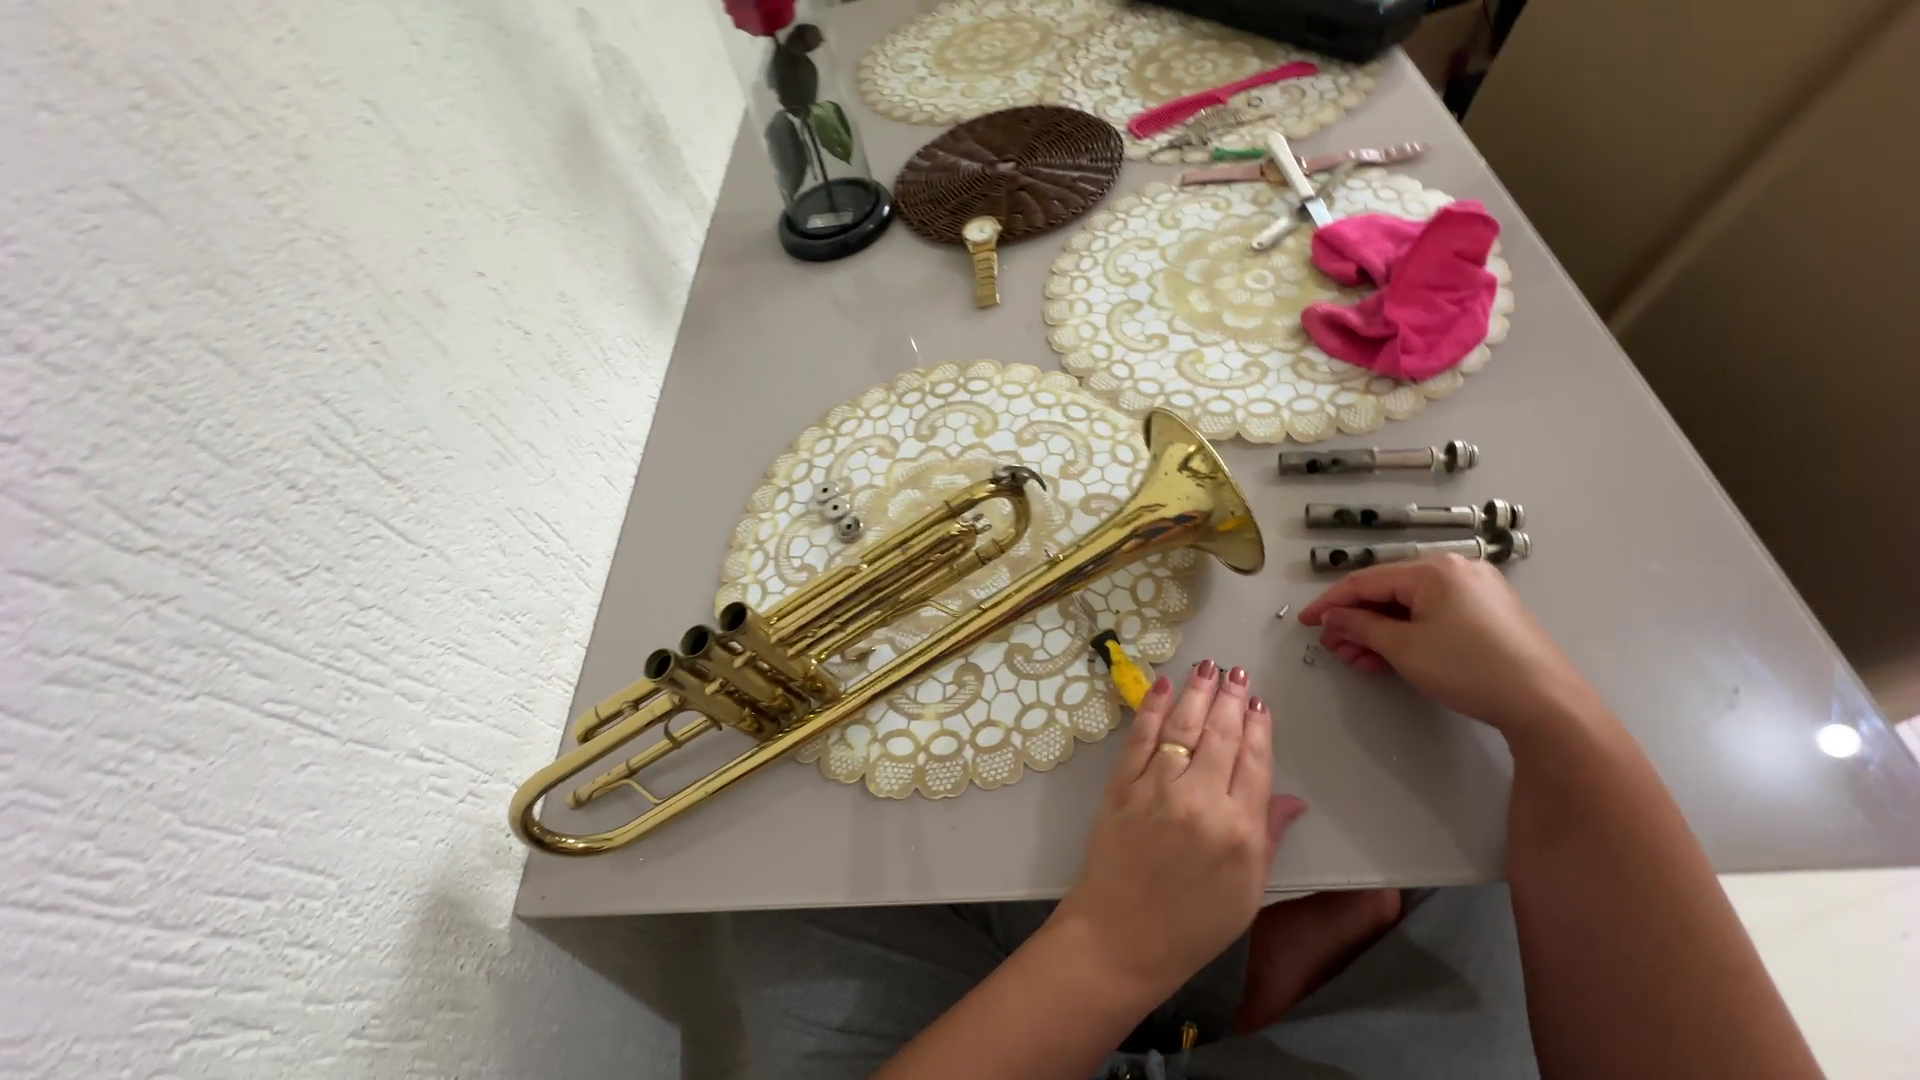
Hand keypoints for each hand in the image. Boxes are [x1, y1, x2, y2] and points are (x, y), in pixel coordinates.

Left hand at [1049, 661, 1306, 1000]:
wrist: (1122, 938)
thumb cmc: (1193, 924)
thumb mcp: (1248, 891)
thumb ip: (1268, 837)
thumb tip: (1294, 799)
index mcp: (1239, 830)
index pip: (1254, 762)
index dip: (1258, 728)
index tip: (1259, 703)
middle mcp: (1200, 802)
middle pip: (1220, 737)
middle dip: (1230, 699)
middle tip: (1236, 671)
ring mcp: (1156, 792)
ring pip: (1182, 730)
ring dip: (1196, 694)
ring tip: (1207, 666)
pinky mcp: (1121, 790)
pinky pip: (1140, 741)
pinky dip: (1152, 711)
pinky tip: (1163, 688)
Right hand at [1297, 554, 1601, 734]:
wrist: (1545, 703)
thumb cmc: (1468, 668)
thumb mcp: (1404, 648)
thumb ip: (1361, 626)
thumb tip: (1332, 617)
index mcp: (1434, 569)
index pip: (1366, 580)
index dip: (1330, 602)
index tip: (1305, 623)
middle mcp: (1456, 570)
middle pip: (1388, 592)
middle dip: (1356, 622)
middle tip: (1335, 649)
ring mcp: (1475, 591)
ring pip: (1409, 606)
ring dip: (1378, 632)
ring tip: (1359, 661)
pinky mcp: (1487, 613)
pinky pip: (1432, 615)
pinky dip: (1406, 634)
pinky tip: (1390, 658)